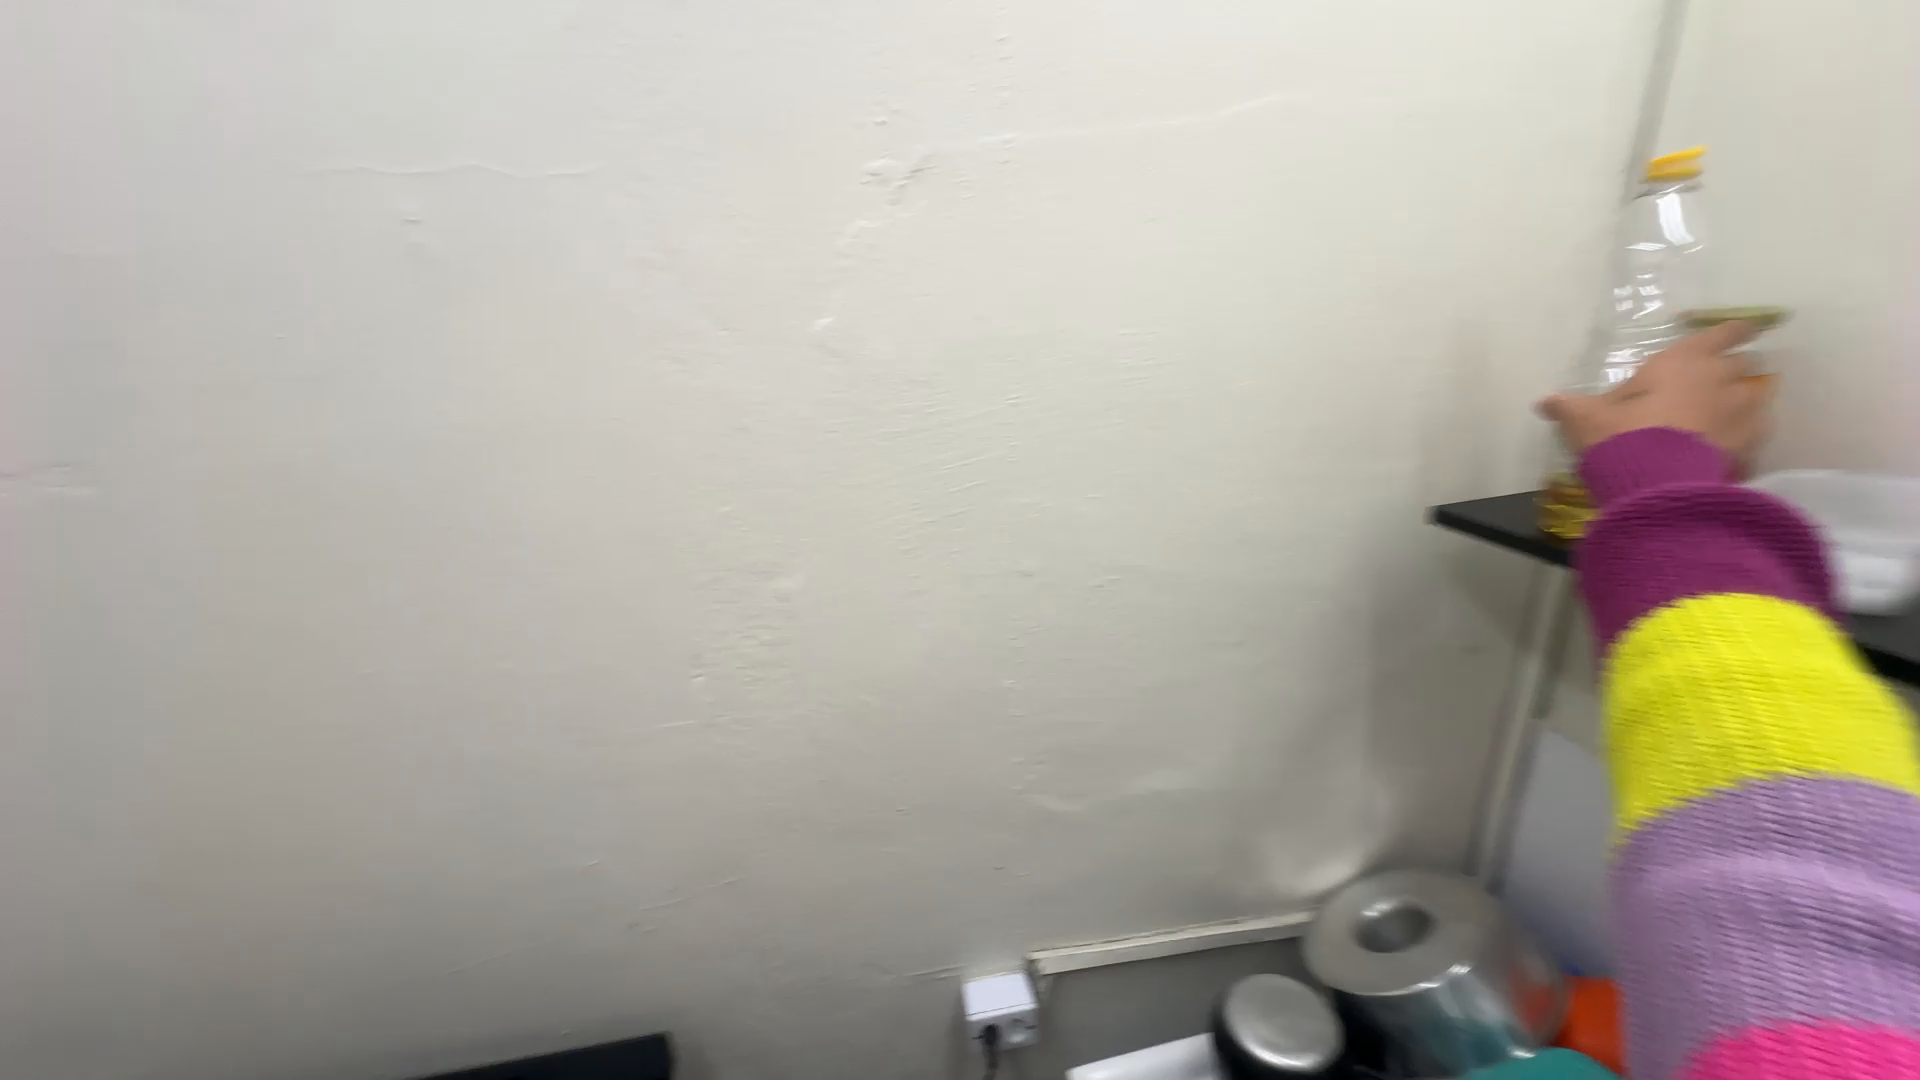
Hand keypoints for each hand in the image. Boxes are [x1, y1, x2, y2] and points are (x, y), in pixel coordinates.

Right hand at [1536, 321, 1771, 464]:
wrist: (1653, 479)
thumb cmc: (1619, 433)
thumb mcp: (1584, 418)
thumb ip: (1568, 406)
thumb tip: (1544, 402)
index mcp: (1684, 361)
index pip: (1725, 332)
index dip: (1732, 331)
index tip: (1737, 333)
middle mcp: (1721, 378)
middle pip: (1744, 362)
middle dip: (1729, 370)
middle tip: (1707, 383)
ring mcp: (1743, 410)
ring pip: (1754, 395)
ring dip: (1738, 401)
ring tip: (1715, 416)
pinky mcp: (1750, 442)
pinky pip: (1752, 430)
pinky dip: (1740, 433)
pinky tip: (1719, 444)